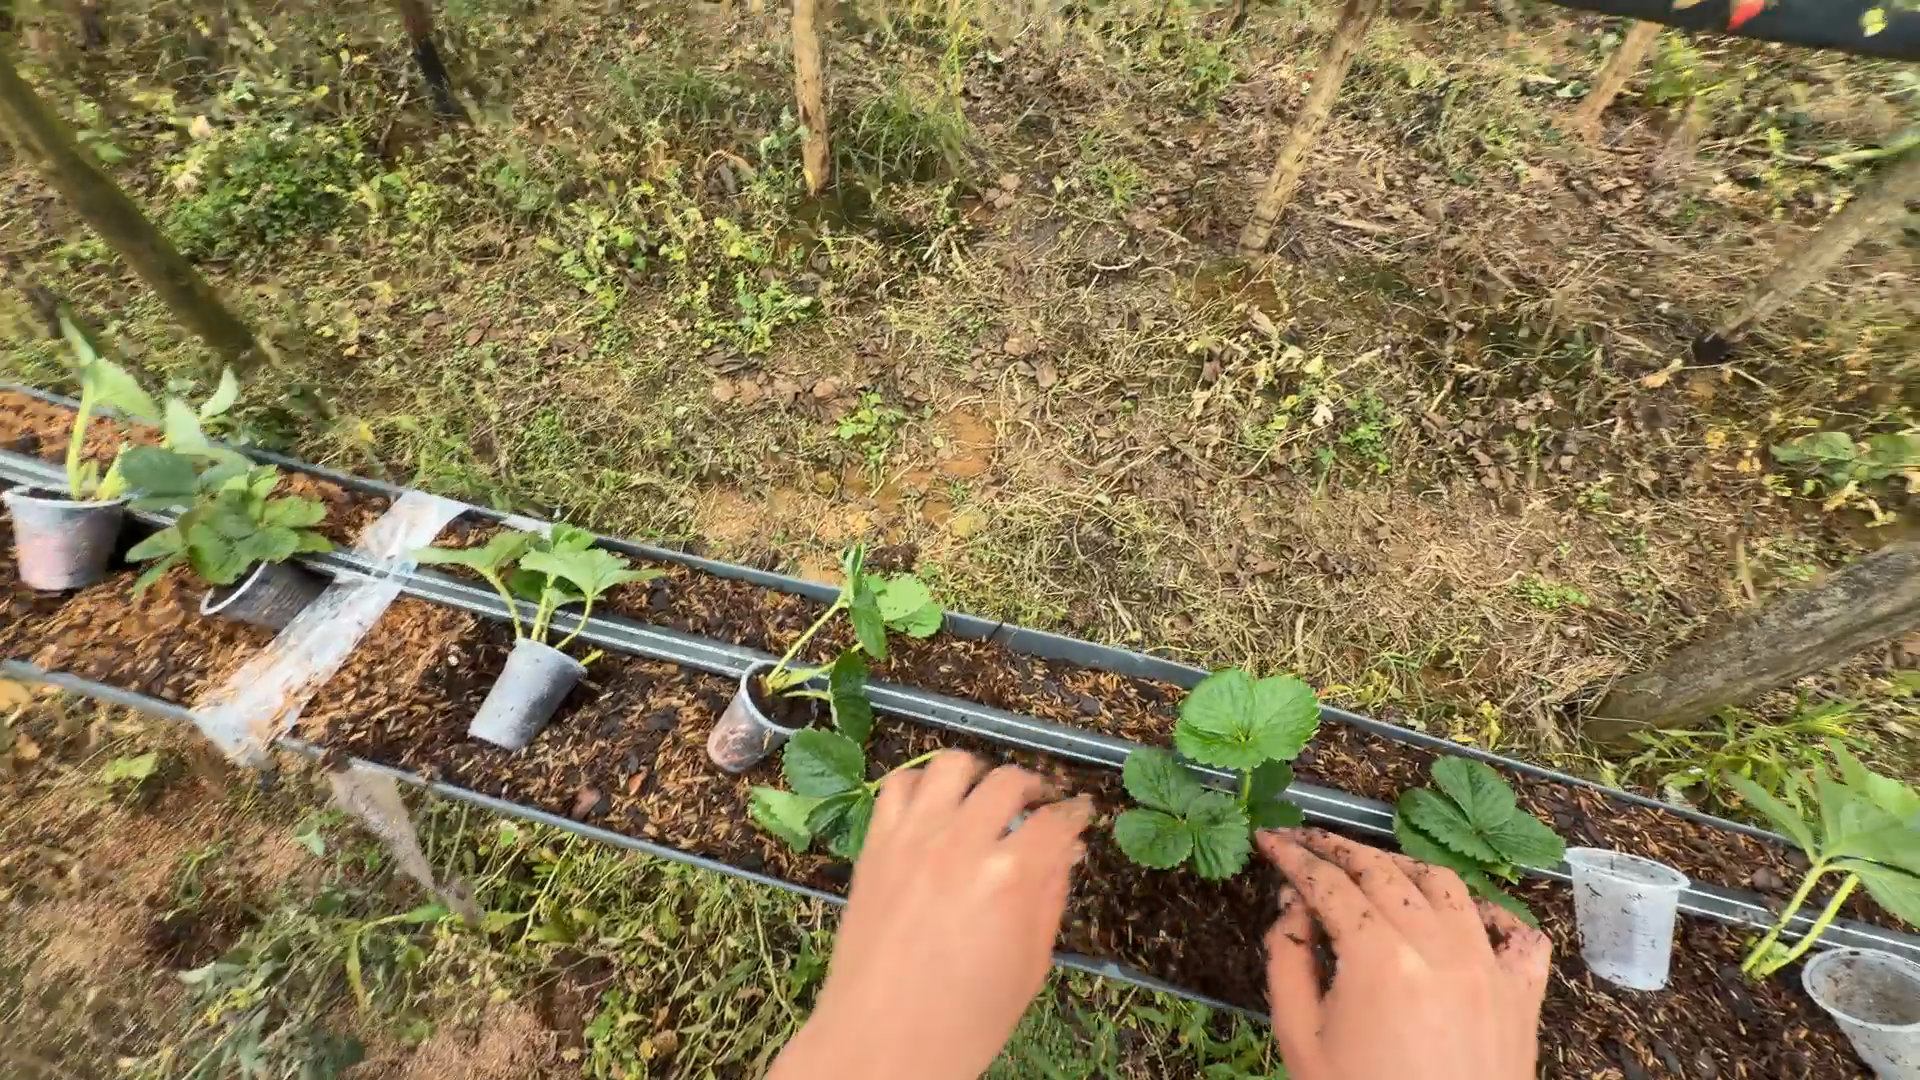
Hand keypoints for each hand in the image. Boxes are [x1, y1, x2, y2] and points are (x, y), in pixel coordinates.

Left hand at [769, 751, 1093, 1079]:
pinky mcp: (878, 842)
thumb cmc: (965, 1021)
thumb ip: (1050, 896)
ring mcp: (914, 836)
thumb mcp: (1030, 966)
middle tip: (1038, 806)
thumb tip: (1067, 850)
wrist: (879, 1046)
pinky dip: (923, 785)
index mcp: (1009, 877)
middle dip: (1034, 788)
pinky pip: (899, 785)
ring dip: (978, 774)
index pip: (1056, 822)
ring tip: (984, 797)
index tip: (1081, 813)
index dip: (1077, 814)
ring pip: (952, 765)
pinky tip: (935, 807)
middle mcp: (962, 842)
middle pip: (1008, 781)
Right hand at [1259, 829, 1549, 1079]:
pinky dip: (1487, 912)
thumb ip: (1286, 954)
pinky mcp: (1522, 999)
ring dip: (1399, 865)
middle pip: (1381, 869)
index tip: (1269, 838)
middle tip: (1304, 840)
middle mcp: (1439, 950)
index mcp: (1379, 959)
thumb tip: (1293, 901)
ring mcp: (1489, 971)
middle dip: (1335, 846)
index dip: (1292, 855)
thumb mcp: (1297, 1033)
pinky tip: (1455, 913)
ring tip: (1368, 868)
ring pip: (1444, 884)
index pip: (1327, 882)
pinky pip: (1518, 935)